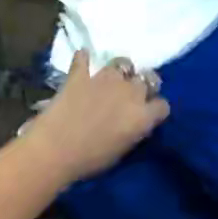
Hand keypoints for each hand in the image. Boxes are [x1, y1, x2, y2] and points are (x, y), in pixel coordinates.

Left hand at [19, 51, 169, 183]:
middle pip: (146, 79)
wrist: (55, 149)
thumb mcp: (121, 150)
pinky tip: (81, 60)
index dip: (155, 108)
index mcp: (143, 116)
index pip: (162, 105)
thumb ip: (133, 131)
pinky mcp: (80, 75)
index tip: (147, 113)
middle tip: (130, 94)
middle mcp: (130, 92)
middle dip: (141, 84)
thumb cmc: (89, 160)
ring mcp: (105, 79)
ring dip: (119, 70)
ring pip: (121, 63)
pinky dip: (83, 59)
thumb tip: (133, 124)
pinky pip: (83, 59)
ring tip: (110, 78)